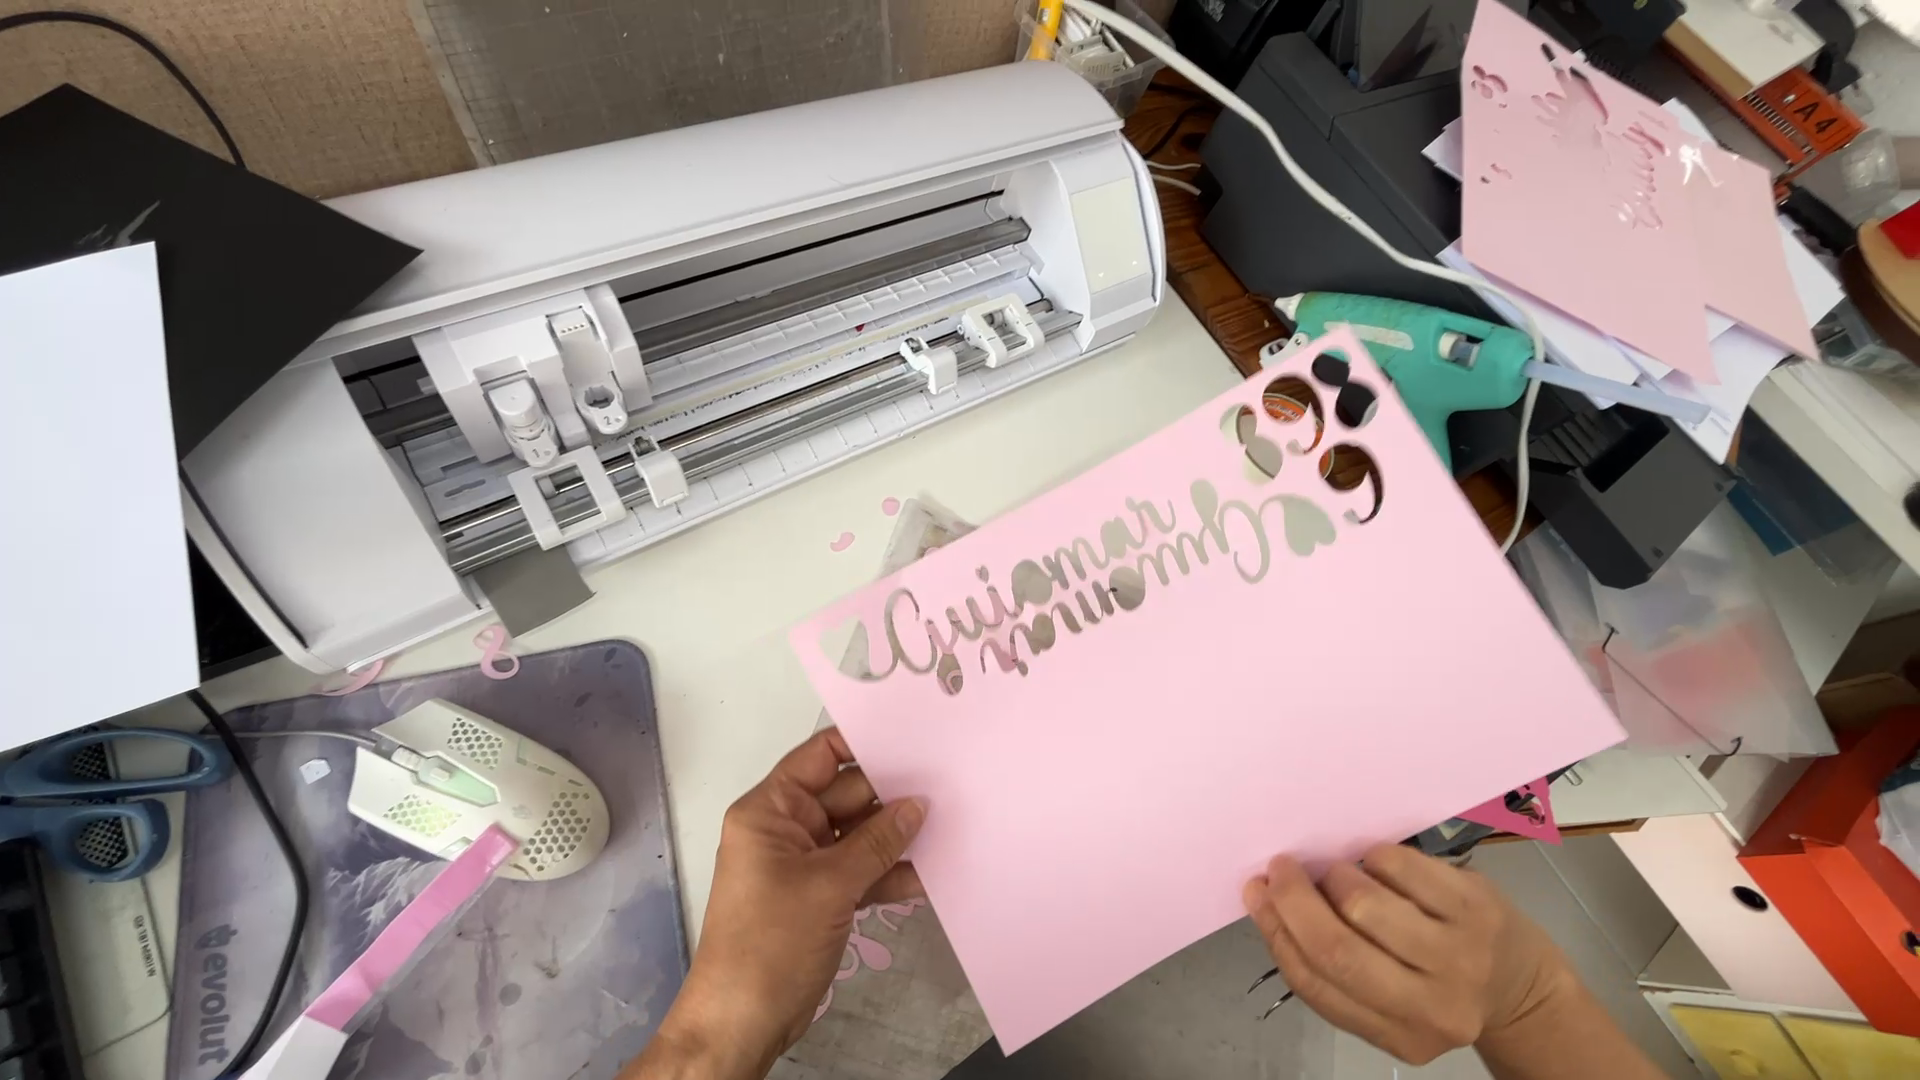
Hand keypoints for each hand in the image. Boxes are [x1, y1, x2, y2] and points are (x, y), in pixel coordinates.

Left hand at [629, 730, 926, 1079]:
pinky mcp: (819, 895)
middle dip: (890, 795)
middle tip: (943, 784)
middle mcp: (786, 828)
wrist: (741, 1025)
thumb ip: (877, 842)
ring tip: (945, 824)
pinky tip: (927, 872)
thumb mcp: (829, 886)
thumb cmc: (771, 941)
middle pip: (846, 795)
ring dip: (894, 837)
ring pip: (857, 834)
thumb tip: (918, 806)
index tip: (909, 738)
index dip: (860, 744)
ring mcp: (804, 863)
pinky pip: (859, 870)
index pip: (819, 756)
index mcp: (771, 810)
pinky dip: (886, 872)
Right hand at [1242, 845, 1569, 1065]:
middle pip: (1337, 946)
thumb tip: (1265, 897)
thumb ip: (1330, 963)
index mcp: (1398, 1036)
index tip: (1256, 892)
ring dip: (1336, 877)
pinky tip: (1379, 867)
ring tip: (1341, 874)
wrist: (1524, 987)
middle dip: (1294, 898)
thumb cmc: (1433, 984)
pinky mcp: (1476, 908)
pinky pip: (1398, 865)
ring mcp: (1458, 956)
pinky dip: (1373, 857)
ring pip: (1363, 902)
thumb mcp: (1385, 997)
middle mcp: (1431, 1006)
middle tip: (1280, 868)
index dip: (1275, 931)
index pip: (1314, 982)